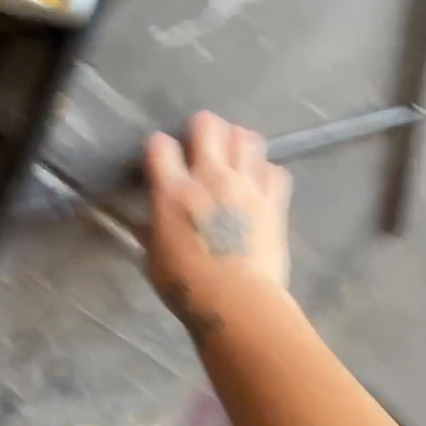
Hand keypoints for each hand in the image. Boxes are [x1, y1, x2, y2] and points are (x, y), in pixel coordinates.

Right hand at [144, 112, 293, 341]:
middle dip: (199, 130)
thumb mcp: (154, 258)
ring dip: (234, 143)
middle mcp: (211, 177)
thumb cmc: (185, 287)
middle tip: (197, 150)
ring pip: (245, 136)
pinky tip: (255, 186)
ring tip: (229, 160)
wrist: (236, 302)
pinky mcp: (274, 198)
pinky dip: (263, 172)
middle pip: (208, 124)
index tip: (157, 163)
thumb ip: (153, 229)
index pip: (159, 146)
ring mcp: (247, 184)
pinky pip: (272, 168)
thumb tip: (151, 218)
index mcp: (173, 194)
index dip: (157, 148)